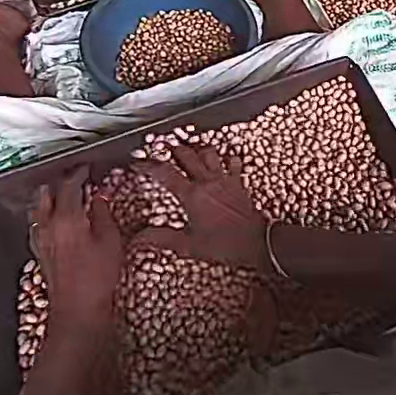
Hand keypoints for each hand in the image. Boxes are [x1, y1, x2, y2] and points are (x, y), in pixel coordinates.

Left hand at [28, 168, 122, 329]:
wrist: (77, 309)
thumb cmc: (97, 276)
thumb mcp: (110, 239)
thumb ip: (102, 213)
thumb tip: (99, 197)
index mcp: (67, 218)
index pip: (69, 186)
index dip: (79, 174)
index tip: (87, 169)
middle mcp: (48, 226)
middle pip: (48, 193)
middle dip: (62, 182)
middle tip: (78, 178)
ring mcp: (41, 239)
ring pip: (40, 208)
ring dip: (52, 197)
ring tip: (67, 194)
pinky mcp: (40, 252)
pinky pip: (38, 223)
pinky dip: (47, 214)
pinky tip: (57, 218)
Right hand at [131, 146, 269, 269]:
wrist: (257, 242)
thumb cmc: (225, 245)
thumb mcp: (189, 246)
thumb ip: (163, 239)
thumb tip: (139, 238)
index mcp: (193, 196)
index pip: (165, 173)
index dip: (148, 166)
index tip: (138, 163)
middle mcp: (208, 182)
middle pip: (187, 155)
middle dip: (172, 149)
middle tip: (162, 148)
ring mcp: (225, 179)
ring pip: (209, 153)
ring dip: (197, 149)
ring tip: (189, 148)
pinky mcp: (238, 182)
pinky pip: (232, 162)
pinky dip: (225, 157)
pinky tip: (222, 158)